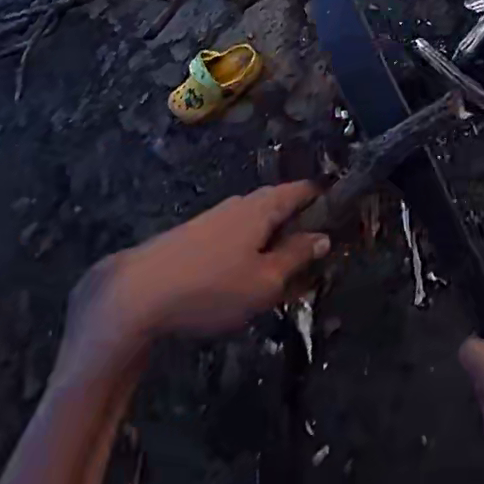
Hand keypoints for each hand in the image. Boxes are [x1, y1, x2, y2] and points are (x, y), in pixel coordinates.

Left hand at [67, 182, 330, 352]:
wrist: (139, 293)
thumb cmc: (212, 287)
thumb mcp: (265, 281)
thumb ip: (296, 257)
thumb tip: (323, 236)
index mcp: (262, 207)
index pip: (302, 190)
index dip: (325, 200)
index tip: (344, 219)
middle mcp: (240, 203)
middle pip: (279, 205)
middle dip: (300, 225)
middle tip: (317, 257)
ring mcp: (215, 216)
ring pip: (256, 222)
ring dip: (274, 240)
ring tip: (283, 275)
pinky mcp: (195, 234)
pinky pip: (236, 234)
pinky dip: (251, 248)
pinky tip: (245, 277)